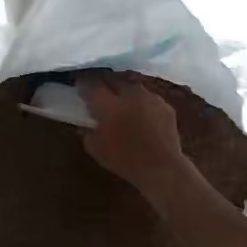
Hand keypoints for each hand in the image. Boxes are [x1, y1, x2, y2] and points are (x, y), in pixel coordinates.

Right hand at [78, 72, 193, 200]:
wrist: (161, 167)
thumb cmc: (124, 160)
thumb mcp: (96, 149)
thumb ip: (88, 132)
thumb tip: (86, 125)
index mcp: (109, 104)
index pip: (92, 85)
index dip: (84, 84)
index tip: (80, 87)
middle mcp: (130, 95)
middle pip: (114, 79)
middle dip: (105, 84)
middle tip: (101, 93)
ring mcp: (150, 98)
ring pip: (134, 86)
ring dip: (125, 91)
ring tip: (122, 101)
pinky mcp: (166, 106)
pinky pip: (149, 98)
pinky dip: (142, 103)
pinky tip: (142, 114)